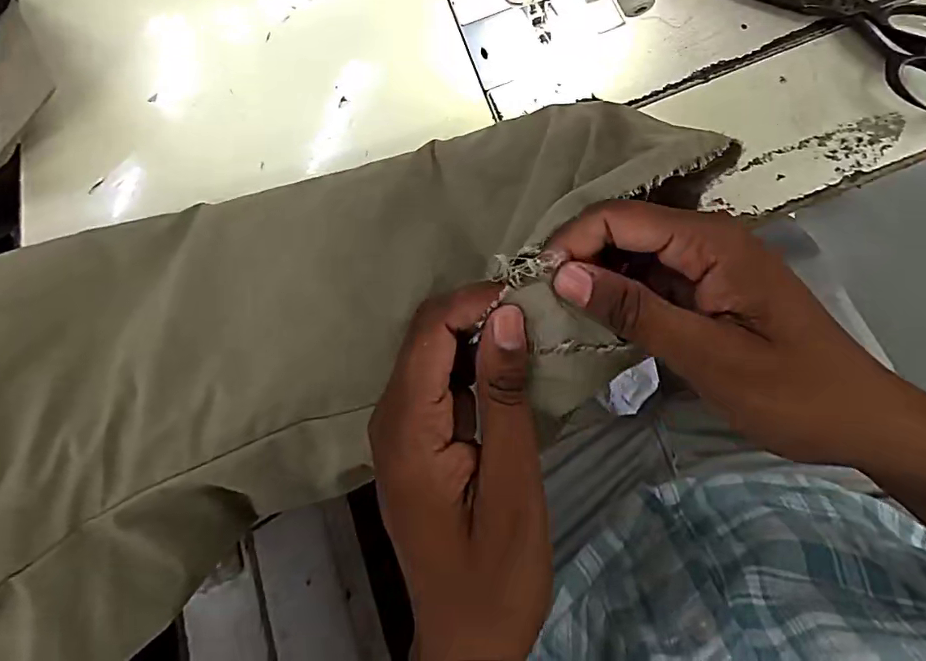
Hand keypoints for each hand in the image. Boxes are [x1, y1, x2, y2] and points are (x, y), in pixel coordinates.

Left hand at [369, 283, 550, 660]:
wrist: (467, 642)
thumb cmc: (496, 575)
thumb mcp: (512, 483)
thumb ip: (504, 394)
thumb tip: (506, 315)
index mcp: (407, 431)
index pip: (429, 332)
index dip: (475, 302)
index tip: (528, 299)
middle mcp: (390, 421)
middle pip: (426, 335)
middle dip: (479, 312)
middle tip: (536, 313)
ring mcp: (398, 431)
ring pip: (433, 353)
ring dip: (479, 335)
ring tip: (531, 333)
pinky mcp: (414, 440)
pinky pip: (439, 380)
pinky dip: (474, 363)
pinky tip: (510, 368)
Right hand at [546, 202, 891, 467]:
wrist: (861, 419)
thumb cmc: (793, 393)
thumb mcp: (708, 357)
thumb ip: (634, 310)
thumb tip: (564, 273)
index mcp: (713, 240)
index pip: (623, 216)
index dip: (574, 240)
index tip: (537, 279)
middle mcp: (709, 236)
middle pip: (627, 227)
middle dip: (581, 254)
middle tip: (540, 297)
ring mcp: (711, 260)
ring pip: (637, 251)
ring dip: (599, 274)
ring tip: (560, 309)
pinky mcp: (710, 285)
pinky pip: (655, 276)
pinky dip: (624, 293)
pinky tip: (599, 317)